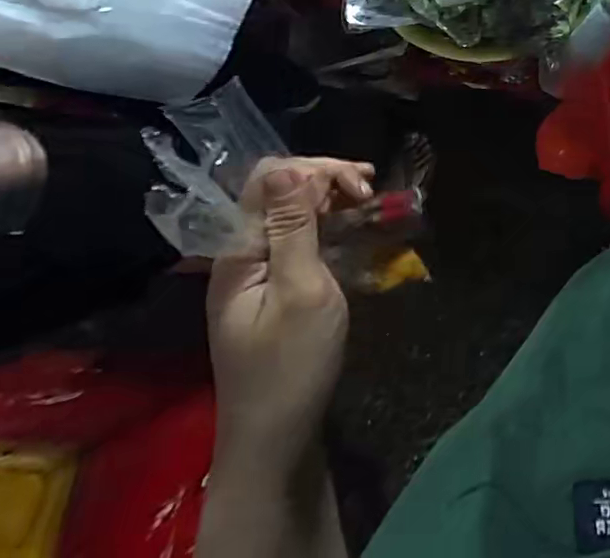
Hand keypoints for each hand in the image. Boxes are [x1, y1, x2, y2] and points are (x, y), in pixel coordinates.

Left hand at [207, 163, 361, 466]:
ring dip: (328, 198)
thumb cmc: (292, 366)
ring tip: (368, 200)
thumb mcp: (301, 291)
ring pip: (288, 212)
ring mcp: (254, 271)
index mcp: (239, 249)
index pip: (269, 178)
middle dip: (325, 178)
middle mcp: (241, 252)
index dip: (316, 169)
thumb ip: (292, 228)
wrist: (274, 441)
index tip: (360, 187)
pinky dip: (325, 224)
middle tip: (370, 190)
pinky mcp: (270, 288)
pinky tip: (351, 226)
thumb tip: (286, 168)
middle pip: (278, 190)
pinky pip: (295, 238)